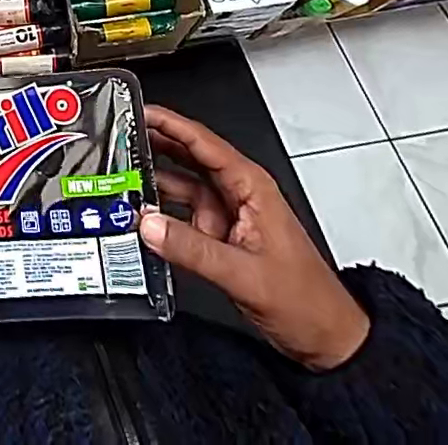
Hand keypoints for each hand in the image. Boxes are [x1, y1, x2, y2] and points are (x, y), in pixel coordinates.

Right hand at [138, 105, 369, 370]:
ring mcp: (227, 213)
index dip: (171, 124)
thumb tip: (149, 225)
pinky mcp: (219, 235)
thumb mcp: (244, 274)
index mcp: (251, 185)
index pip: (204, 143)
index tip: (144, 111)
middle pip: (191, 156)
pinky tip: (141, 210)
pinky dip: (161, 209)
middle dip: (157, 142)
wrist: (325, 336)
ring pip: (184, 183)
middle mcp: (237, 192)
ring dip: (155, 176)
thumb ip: (192, 249)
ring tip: (123, 168)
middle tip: (122, 133)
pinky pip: (183, 213)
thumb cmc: (305, 298)